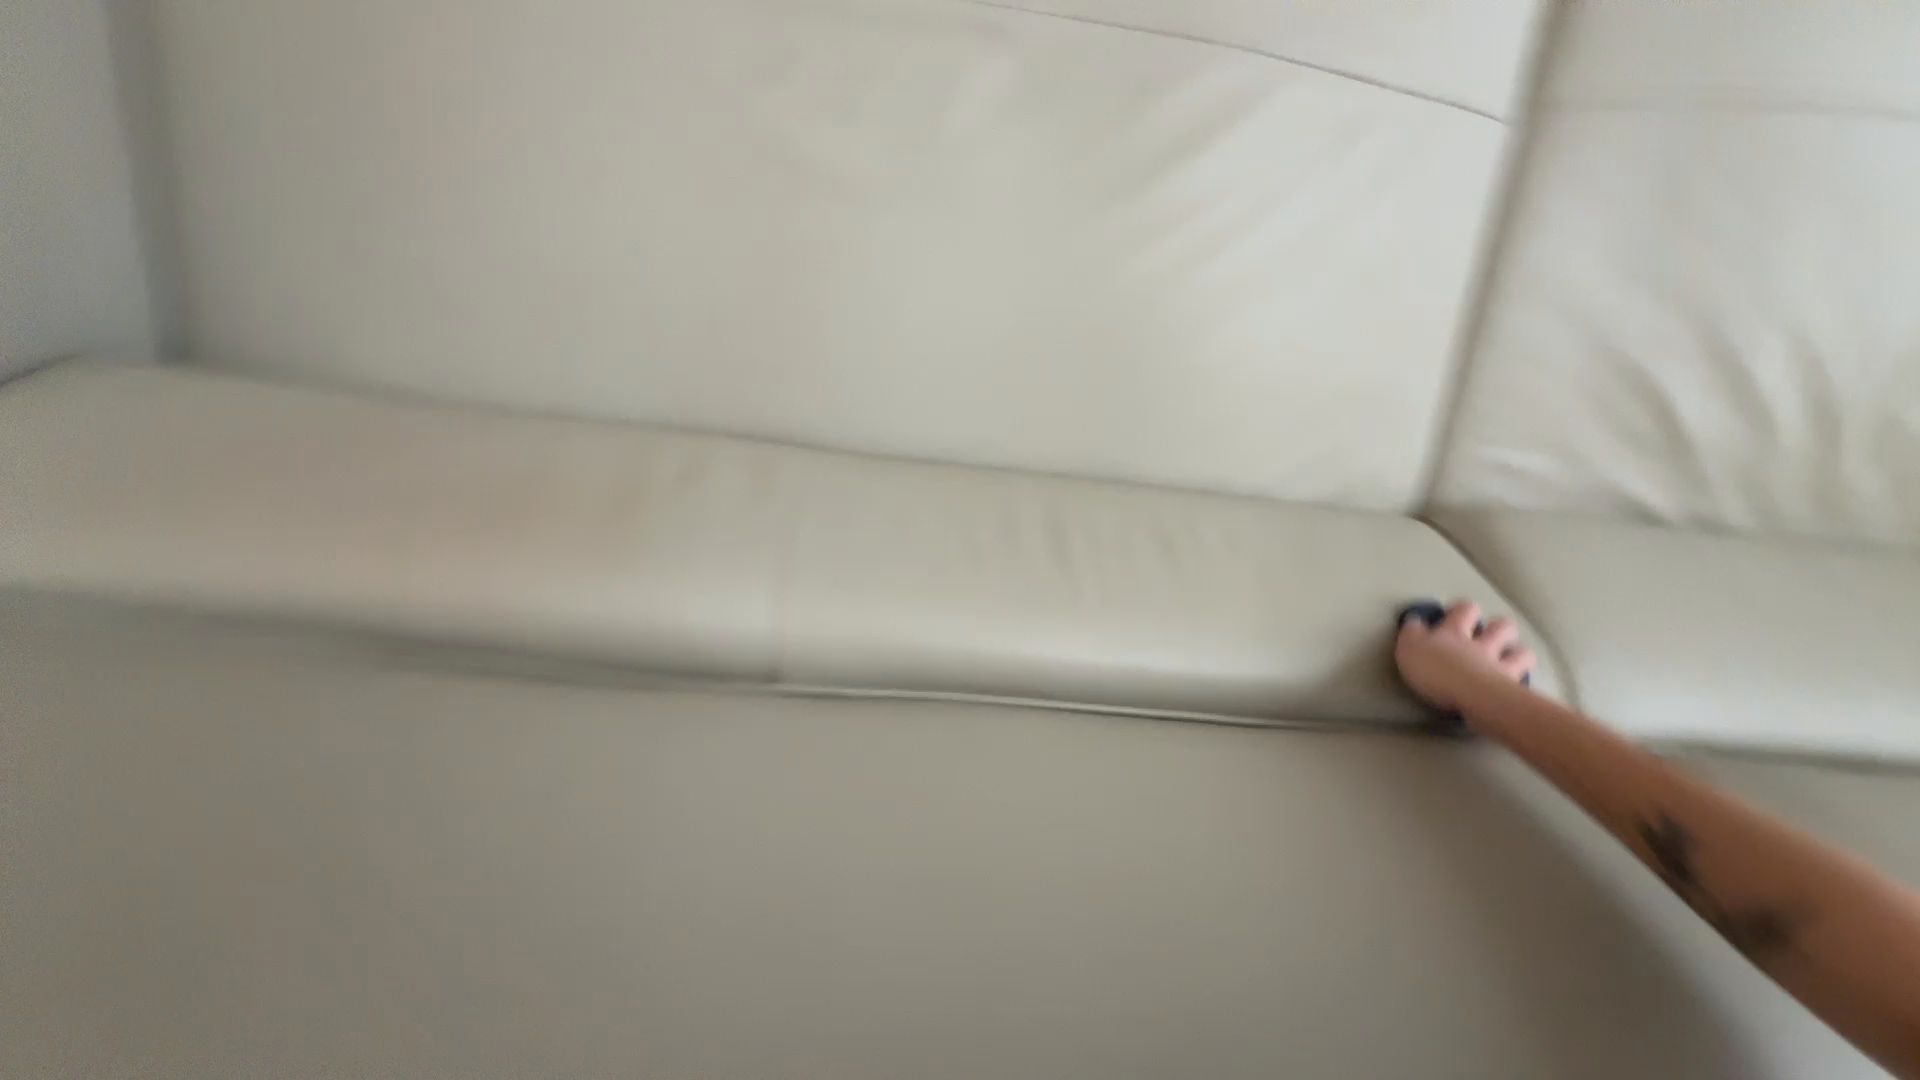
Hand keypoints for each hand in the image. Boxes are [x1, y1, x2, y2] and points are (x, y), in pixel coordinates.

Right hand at [1395, 599, 1536, 716]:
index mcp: (1454, 633)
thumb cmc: (1434, 671)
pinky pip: (1524, 676)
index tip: (1454, 614)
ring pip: (1519, 651)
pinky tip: (1519, 680)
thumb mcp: (1408, 647)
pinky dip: (1524, 676)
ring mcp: (1499, 665)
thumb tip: (1415, 620)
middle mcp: (1481, 644)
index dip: (1462, 610)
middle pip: (1500, 626)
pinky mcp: (1511, 686)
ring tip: (1511, 656)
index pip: (1464, 610)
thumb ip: (1412, 632)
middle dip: (1498, 626)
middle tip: (1489, 633)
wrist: (1470, 696)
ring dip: (1517, 650)